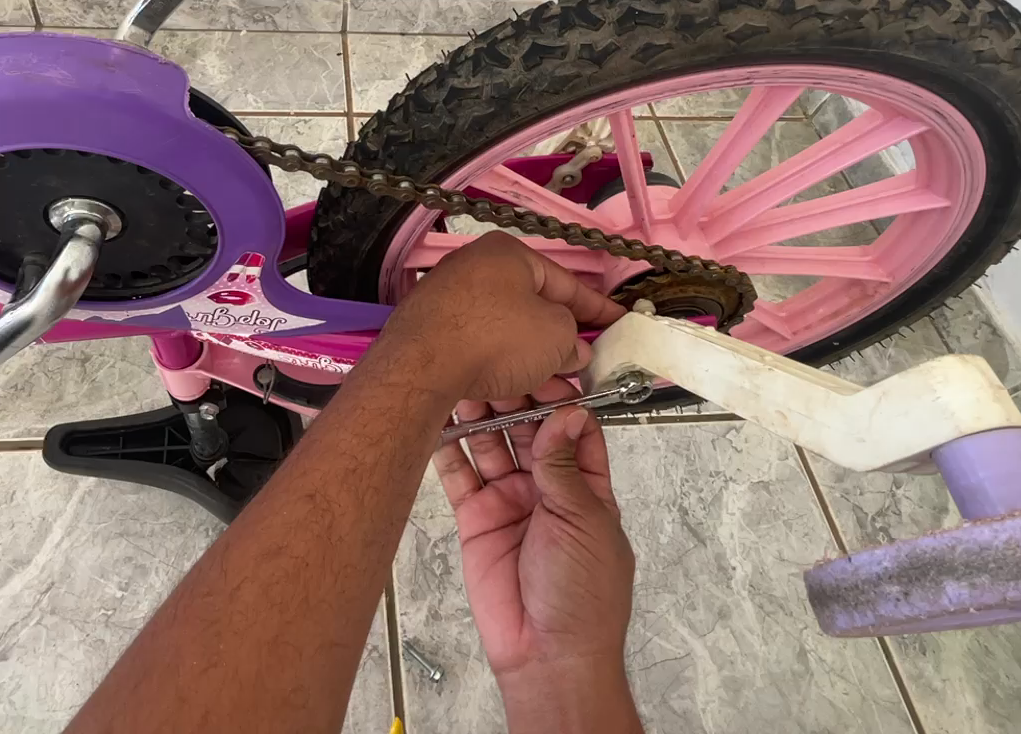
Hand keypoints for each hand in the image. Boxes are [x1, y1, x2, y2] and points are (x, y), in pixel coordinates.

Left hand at [379, 231, 623, 402]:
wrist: (422, 366)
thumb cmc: (493, 337)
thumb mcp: (555, 335)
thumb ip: (572, 338)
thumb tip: (572, 350)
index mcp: (507, 254)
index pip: (564, 282)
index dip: (596, 307)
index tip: (616, 322)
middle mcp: (473, 267)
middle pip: (530, 308)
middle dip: (559, 341)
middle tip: (582, 365)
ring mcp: (447, 298)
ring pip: (504, 332)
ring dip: (531, 361)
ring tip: (551, 389)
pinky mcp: (430, 329)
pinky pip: (476, 346)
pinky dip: (498, 365)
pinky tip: (512, 389)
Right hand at [433, 385, 638, 729]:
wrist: (546, 655)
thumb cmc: (584, 593)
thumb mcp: (583, 520)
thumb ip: (563, 465)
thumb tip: (567, 409)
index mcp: (584, 483)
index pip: (571, 427)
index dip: (558, 397)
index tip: (541, 366)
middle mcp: (544, 484)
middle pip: (526, 429)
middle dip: (512, 398)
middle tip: (491, 366)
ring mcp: (507, 497)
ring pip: (490, 444)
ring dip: (477, 416)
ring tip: (460, 383)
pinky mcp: (475, 514)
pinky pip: (459, 474)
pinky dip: (447, 448)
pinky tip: (436, 420)